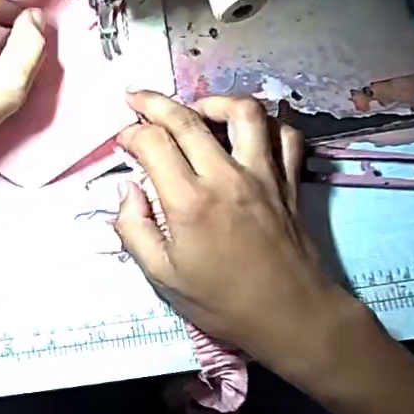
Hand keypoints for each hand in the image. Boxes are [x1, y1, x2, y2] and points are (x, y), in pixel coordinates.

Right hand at [113, 92, 373, 377]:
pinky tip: (249, 135)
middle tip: (138, 99)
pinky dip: (267, 126)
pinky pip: (286, 136)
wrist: (289, 314)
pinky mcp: (289, 181)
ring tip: (198, 111)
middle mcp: (226, 176)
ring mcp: (264, 174)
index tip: (124, 140)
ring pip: (245, 112)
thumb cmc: (222, 301)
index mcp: (189, 201)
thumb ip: (134, 230)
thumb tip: (129, 191)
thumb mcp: (163, 278)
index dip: (131, 134)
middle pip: (188, 118)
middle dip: (155, 102)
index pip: (153, 143)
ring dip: (215, 102)